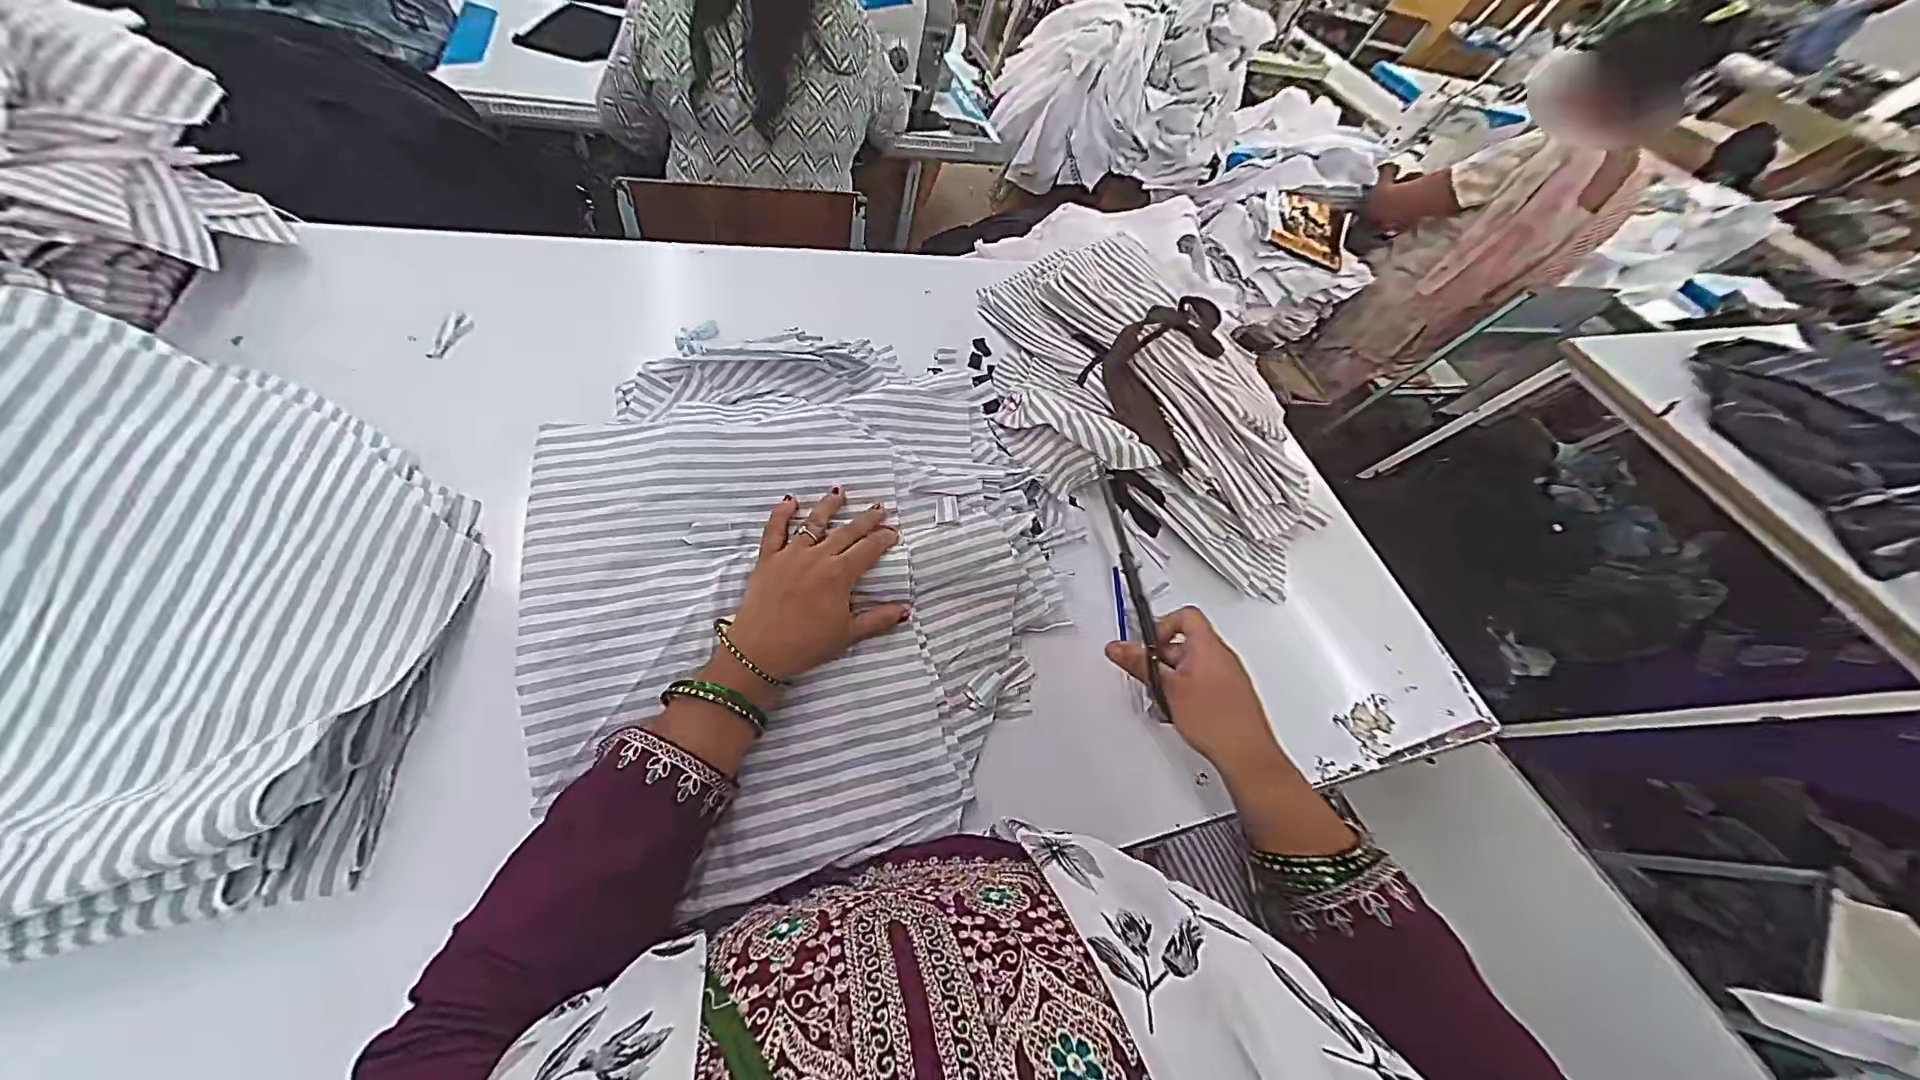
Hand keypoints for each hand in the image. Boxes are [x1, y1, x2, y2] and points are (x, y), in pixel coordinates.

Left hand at [724, 487, 909, 685]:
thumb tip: (906, 610)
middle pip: (847, 532)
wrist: (759, 652)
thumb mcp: (848, 634)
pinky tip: (790, 501)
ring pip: (813, 523)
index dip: (883, 539)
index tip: (893, 533)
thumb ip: (878, 619)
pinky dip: (781, 514)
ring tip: (840, 492)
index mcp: (839, 575)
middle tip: (880, 508)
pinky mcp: (768, 559)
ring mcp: (790, 555)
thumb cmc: (806, 645)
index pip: (868, 549)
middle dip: (866, 519)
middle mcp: (817, 558)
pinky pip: (773, 530)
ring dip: (828, 506)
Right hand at [1105, 606, 1357, 854]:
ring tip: (1165, 698)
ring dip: (1172, 677)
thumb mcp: (1167, 688)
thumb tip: (1119, 648)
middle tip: (1150, 675)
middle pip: (1184, 642)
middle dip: (1162, 658)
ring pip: (1191, 664)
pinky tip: (1178, 710)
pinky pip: (1202, 680)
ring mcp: (1228, 675)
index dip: (1162, 626)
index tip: (1149, 645)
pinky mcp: (1230, 693)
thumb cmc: (1217, 722)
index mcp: (1208, 646)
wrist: (1245, 753)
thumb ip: (1140, 663)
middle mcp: (1222, 656)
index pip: (1184, 615)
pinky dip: (1186, 690)